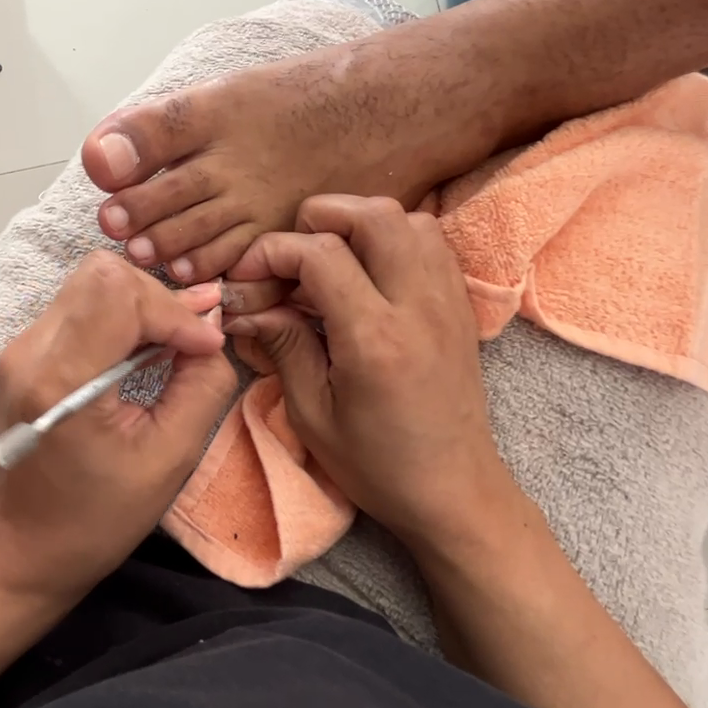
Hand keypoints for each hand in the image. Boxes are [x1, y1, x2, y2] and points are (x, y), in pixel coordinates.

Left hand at [0, 251, 238, 602]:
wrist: (23, 548)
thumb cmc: (97, 519)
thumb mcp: (169, 458)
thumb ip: (201, 385)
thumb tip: (210, 334)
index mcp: (60, 380)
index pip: (117, 290)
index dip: (173, 309)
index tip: (204, 348)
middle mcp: (29, 351)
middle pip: (101, 274)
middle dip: (158, 301)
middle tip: (192, 342)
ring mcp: (19, 349)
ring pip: (89, 284)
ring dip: (140, 307)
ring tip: (174, 345)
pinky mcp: (23, 353)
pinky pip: (78, 308)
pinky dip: (119, 319)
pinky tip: (144, 351)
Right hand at [221, 195, 506, 545]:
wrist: (454, 492)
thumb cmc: (376, 464)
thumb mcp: (312, 414)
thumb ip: (283, 345)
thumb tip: (247, 306)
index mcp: (374, 338)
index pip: (320, 253)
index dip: (272, 252)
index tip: (247, 277)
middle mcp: (418, 306)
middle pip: (372, 215)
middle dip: (318, 220)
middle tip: (291, 259)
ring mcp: (447, 301)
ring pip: (407, 218)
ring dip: (359, 225)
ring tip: (329, 262)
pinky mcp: (460, 305)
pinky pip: (431, 241)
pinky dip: (393, 238)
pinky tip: (367, 273)